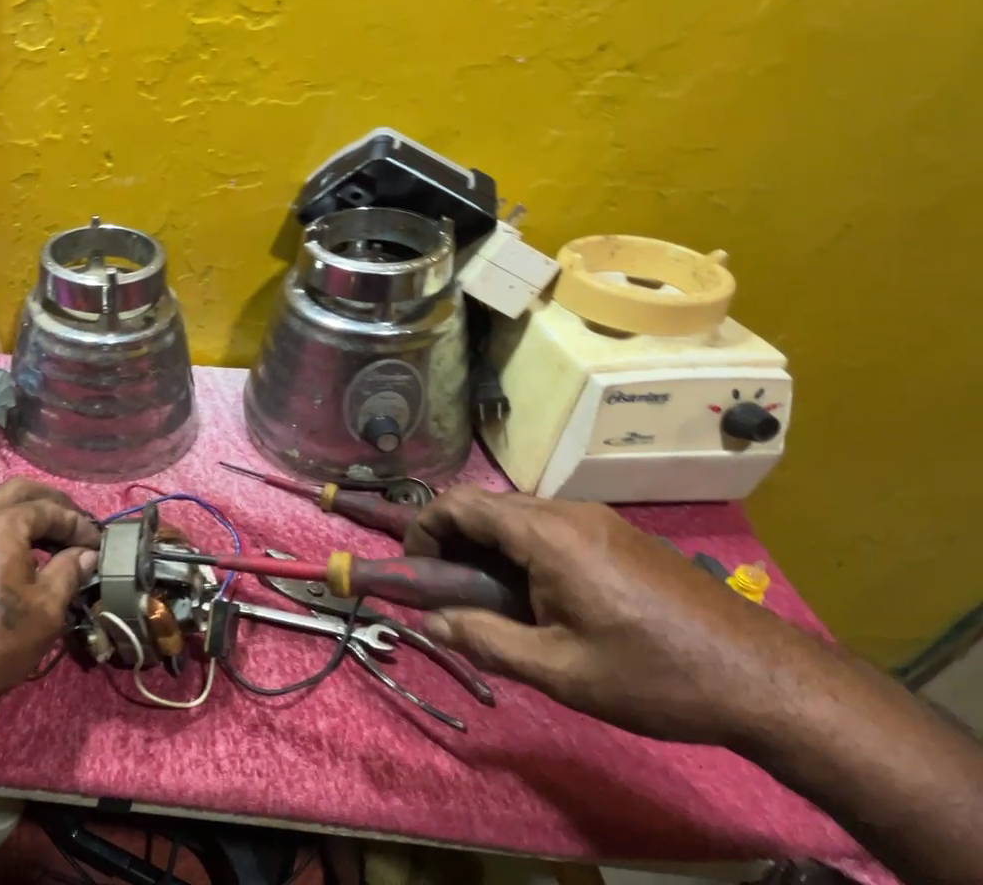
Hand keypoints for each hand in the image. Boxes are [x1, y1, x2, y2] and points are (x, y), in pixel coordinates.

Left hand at [0, 479, 99, 710]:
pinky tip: (23, 555)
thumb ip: (69, 570)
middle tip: (76, 525)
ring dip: (27, 514)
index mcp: (0, 525)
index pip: (48, 509)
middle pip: (19, 491)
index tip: (97, 543)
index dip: (77, 524)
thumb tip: (86, 554)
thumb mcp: (47, 608)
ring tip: (54, 540)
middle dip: (52, 503)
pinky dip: (5, 528)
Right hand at [407, 486, 818, 745]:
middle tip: (447, 588)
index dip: (423, 529)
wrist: (769, 681)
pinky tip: (539, 596)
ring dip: (487, 545)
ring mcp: (600, 521)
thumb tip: (431, 621)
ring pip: (518, 515)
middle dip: (451, 538)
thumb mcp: (558, 670)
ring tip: (490, 598)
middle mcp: (569, 514)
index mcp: (547, 537)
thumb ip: (484, 639)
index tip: (416, 570)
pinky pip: (551, 526)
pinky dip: (522, 549)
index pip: (459, 504)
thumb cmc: (654, 676)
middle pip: (486, 504)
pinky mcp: (622, 536)